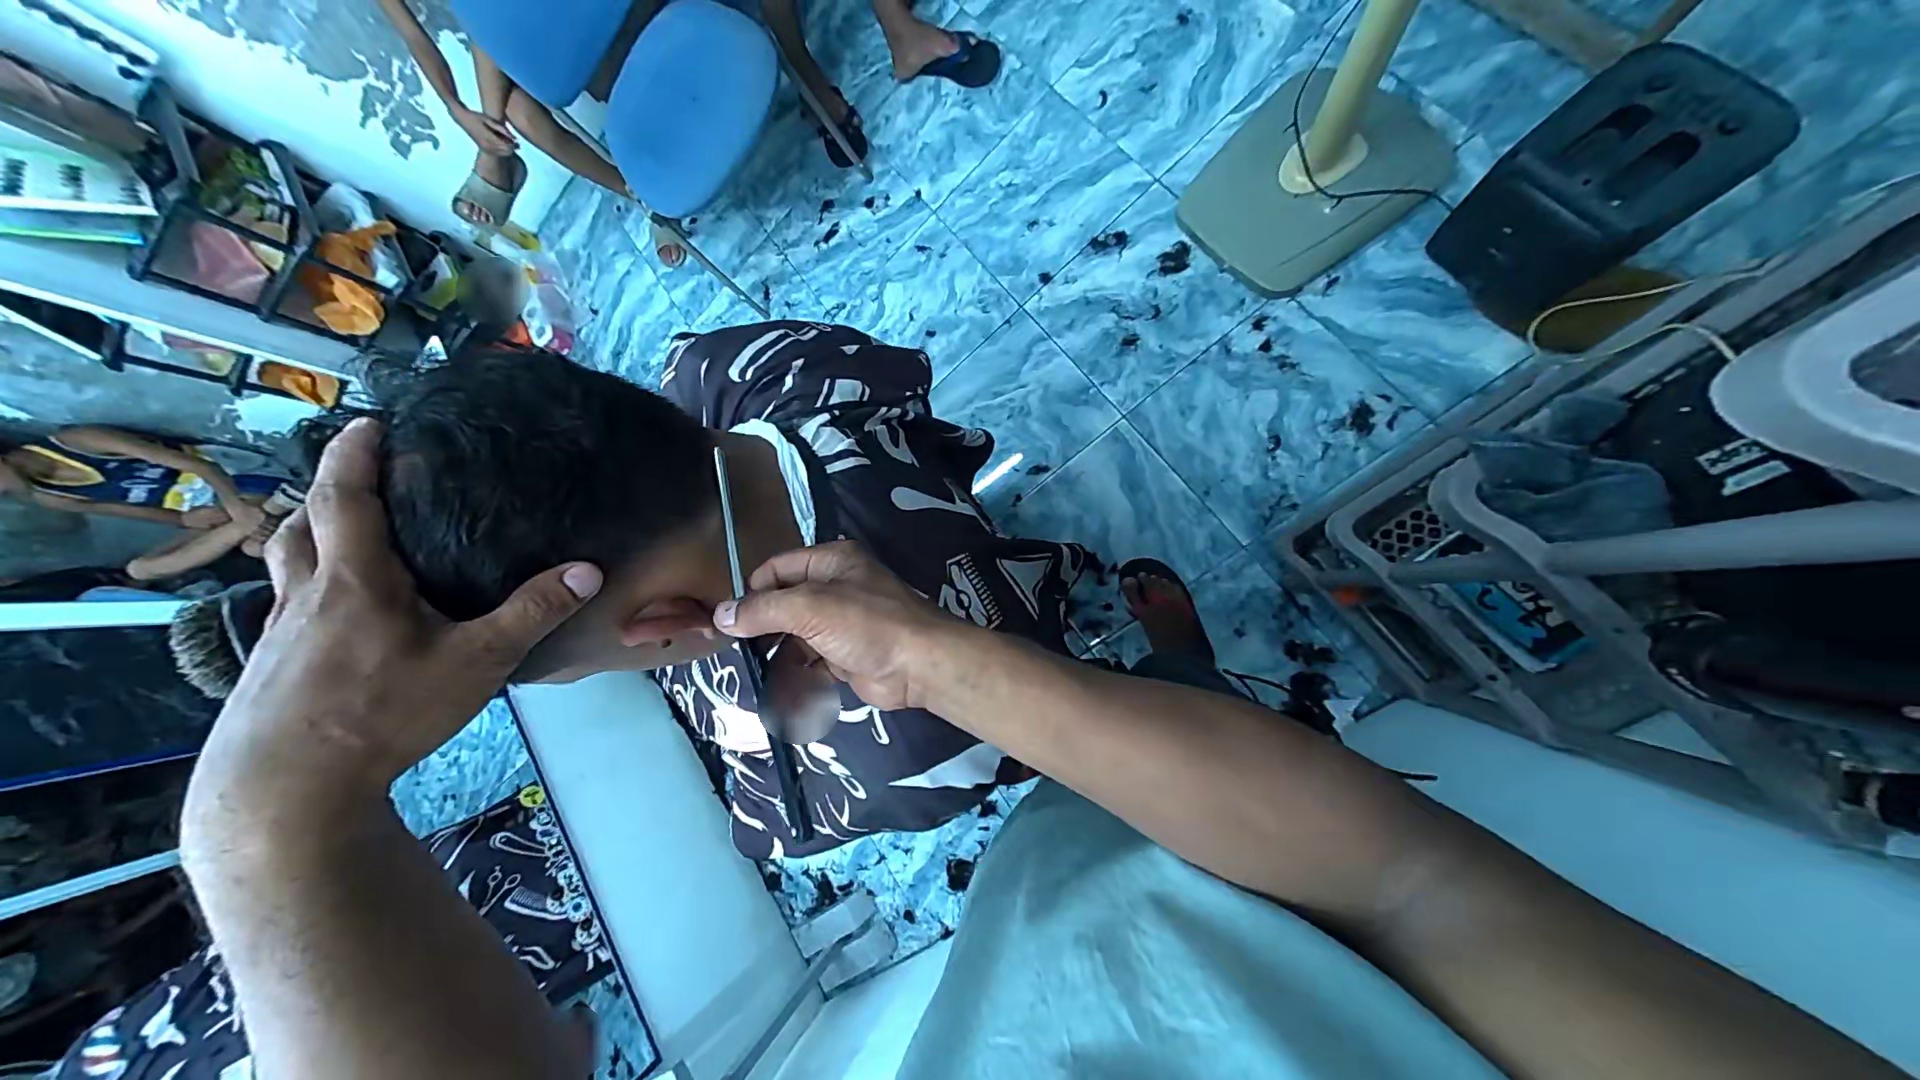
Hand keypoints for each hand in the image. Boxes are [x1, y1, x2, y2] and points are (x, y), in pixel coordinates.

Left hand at [186, 419, 600, 824]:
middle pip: (302, 525)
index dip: (355, 455)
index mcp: (354, 580)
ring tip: (345, 533)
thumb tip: (588, 570)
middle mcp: (308, 595)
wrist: (285, 791)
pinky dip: (309, 584)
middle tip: (361, 478)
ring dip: (308, 534)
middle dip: (326, 492)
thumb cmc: (383, 711)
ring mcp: (282, 633)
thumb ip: (532, 613)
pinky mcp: (271, 667)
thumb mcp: (477, 661)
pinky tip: (339, 614)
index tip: (369, 422)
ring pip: (286, 564)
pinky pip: (288, 603)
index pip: (346, 499)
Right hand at [451, 105, 517, 154]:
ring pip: (503, 154)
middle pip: (507, 152)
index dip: (514, 145)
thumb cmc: (476, 116)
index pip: (508, 147)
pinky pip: (498, 154)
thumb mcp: (490, 120)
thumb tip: (515, 139)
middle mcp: (488, 146)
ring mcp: (486, 149)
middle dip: (513, 148)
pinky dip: (503, 151)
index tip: (517, 141)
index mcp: (490, 138)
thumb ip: (502, 129)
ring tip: (508, 142)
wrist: (462, 118)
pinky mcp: (484, 150)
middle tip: (515, 142)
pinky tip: (501, 144)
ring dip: (508, 150)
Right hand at [713, 541, 960, 711]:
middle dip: (763, 628)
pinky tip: (782, 692)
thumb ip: (764, 610)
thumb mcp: (811, 608)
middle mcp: (836, 587)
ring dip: (777, 656)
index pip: (778, 568)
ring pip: (796, 637)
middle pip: (785, 605)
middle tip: (740, 651)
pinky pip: (811, 663)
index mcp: (831, 561)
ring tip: (758, 675)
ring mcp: (842, 623)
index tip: (731, 619)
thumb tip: (721, 615)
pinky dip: (796, 676)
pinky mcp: (847, 656)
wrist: (919, 665)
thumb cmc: (866, 624)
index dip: (753, 590)